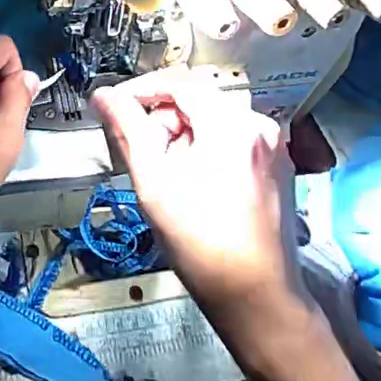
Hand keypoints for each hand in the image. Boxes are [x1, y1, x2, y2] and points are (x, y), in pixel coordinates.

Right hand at [92, 69, 304, 336]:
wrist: (256, 296)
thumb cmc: (202, 244)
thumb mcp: (153, 182)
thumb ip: (128, 130)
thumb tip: (104, 96)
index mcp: (232, 125)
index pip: (179, 84)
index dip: (141, 91)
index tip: (115, 107)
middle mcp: (259, 126)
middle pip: (198, 101)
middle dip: (164, 120)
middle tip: (142, 154)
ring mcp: (272, 147)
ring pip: (214, 122)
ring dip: (184, 137)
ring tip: (167, 176)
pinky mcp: (276, 167)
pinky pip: (233, 141)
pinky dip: (207, 150)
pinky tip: (194, 185)